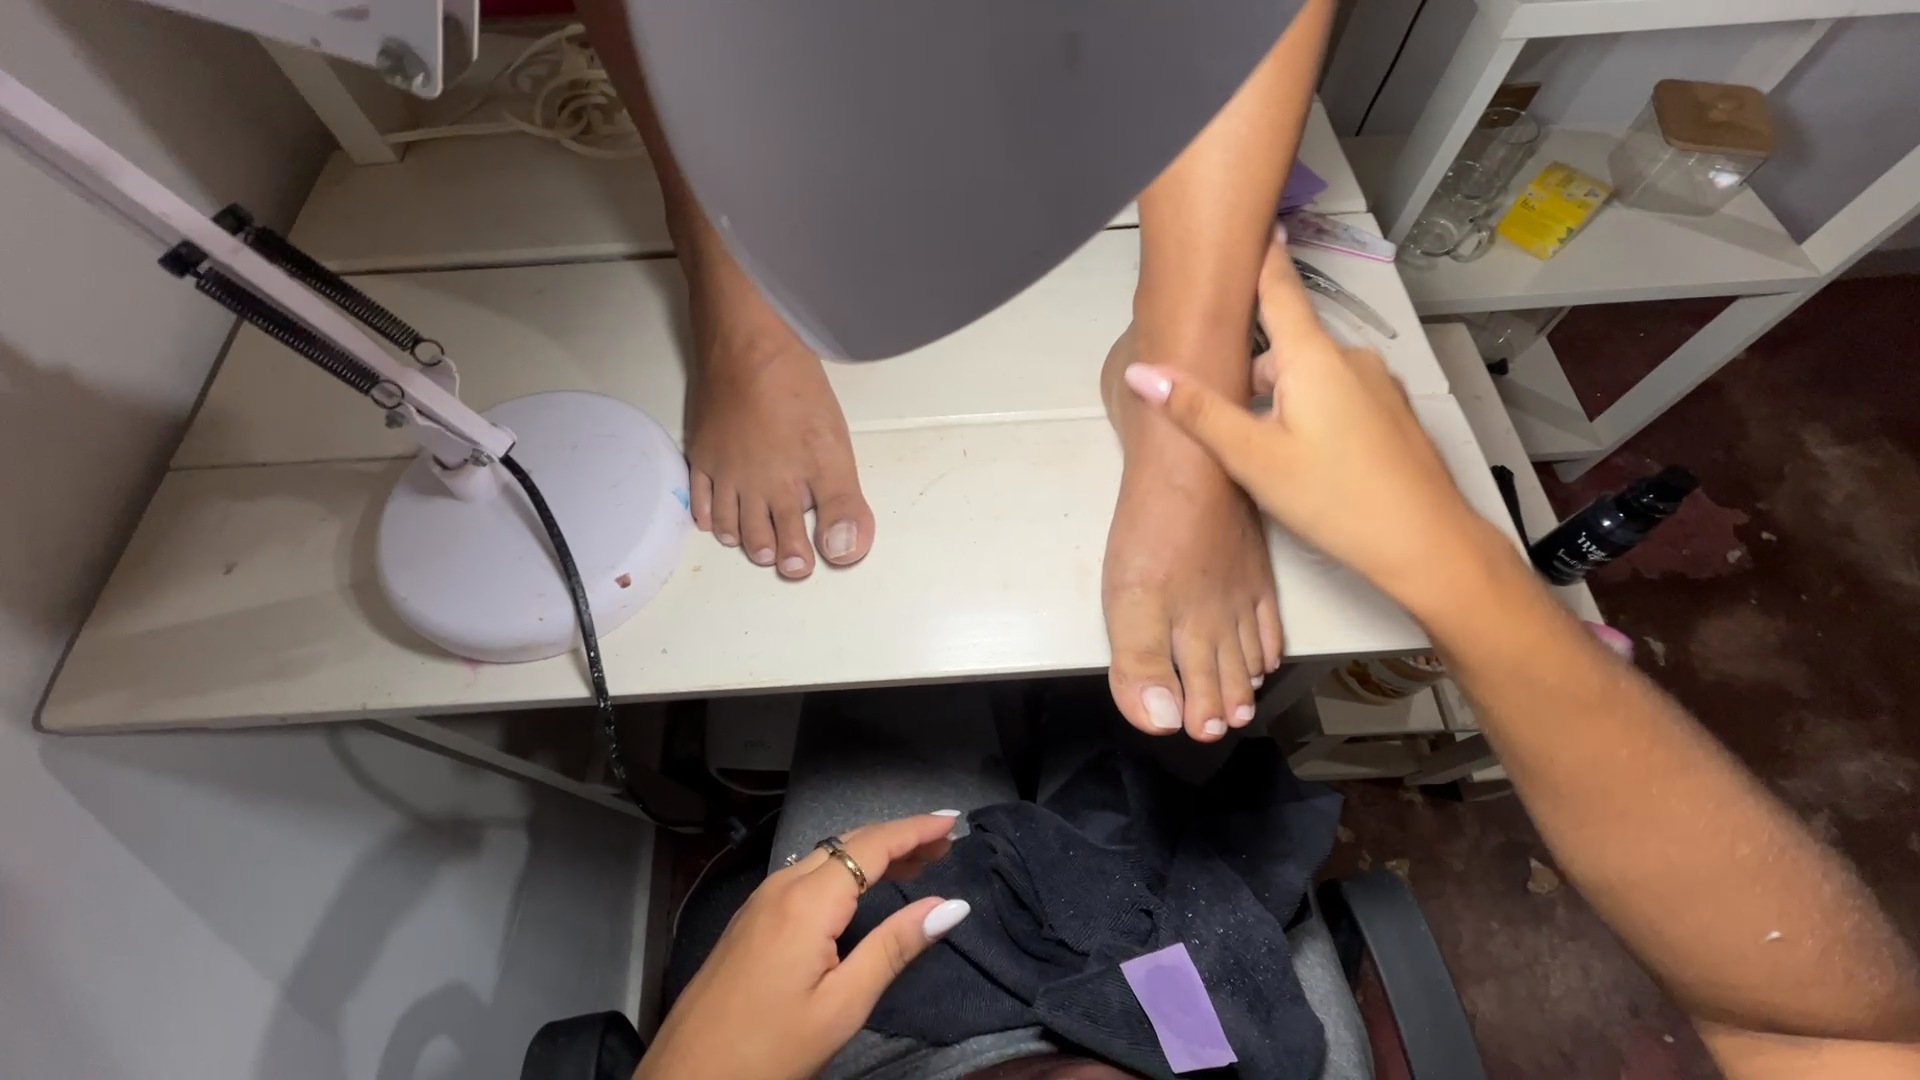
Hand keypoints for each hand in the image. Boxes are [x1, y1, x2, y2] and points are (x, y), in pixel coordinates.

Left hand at [636, 813, 972, 1079]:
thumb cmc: (768, 1050)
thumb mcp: (842, 1006)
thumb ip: (895, 947)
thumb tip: (951, 905)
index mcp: (809, 900)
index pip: (873, 845)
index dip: (916, 828)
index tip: (953, 821)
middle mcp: (784, 883)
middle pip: (851, 842)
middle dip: (900, 837)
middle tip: (945, 844)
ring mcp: (763, 897)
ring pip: (828, 854)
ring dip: (874, 852)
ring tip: (918, 862)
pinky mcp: (752, 915)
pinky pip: (809, 872)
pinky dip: (846, 869)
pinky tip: (863, 888)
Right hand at [1122, 239, 1496, 609]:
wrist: (1424, 544)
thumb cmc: (1333, 497)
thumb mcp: (1252, 457)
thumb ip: (1196, 411)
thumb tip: (1140, 372)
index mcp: (1313, 359)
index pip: (1279, 291)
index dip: (1262, 258)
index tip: (1256, 225)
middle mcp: (1350, 359)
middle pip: (1287, 346)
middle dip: (1253, 370)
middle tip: (1223, 414)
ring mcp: (1377, 386)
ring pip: (1311, 377)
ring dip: (1280, 398)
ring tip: (1262, 450)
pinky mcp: (1391, 414)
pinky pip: (1338, 396)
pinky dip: (1310, 411)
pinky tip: (1304, 458)